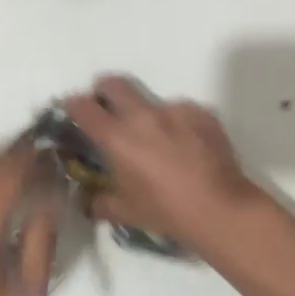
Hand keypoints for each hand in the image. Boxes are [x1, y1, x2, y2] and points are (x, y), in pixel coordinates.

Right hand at [64, 76, 275, 251]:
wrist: (221, 209)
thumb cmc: (166, 211)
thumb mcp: (124, 212)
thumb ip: (99, 202)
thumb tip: (89, 201)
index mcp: (117, 137)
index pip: (82, 106)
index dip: (73, 105)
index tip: (73, 112)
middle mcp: (142, 115)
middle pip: (114, 83)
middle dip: (104, 91)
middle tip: (107, 110)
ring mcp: (175, 110)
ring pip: (151, 101)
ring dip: (146, 115)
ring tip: (158, 141)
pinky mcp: (202, 113)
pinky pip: (181, 112)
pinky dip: (176, 125)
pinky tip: (185, 147)